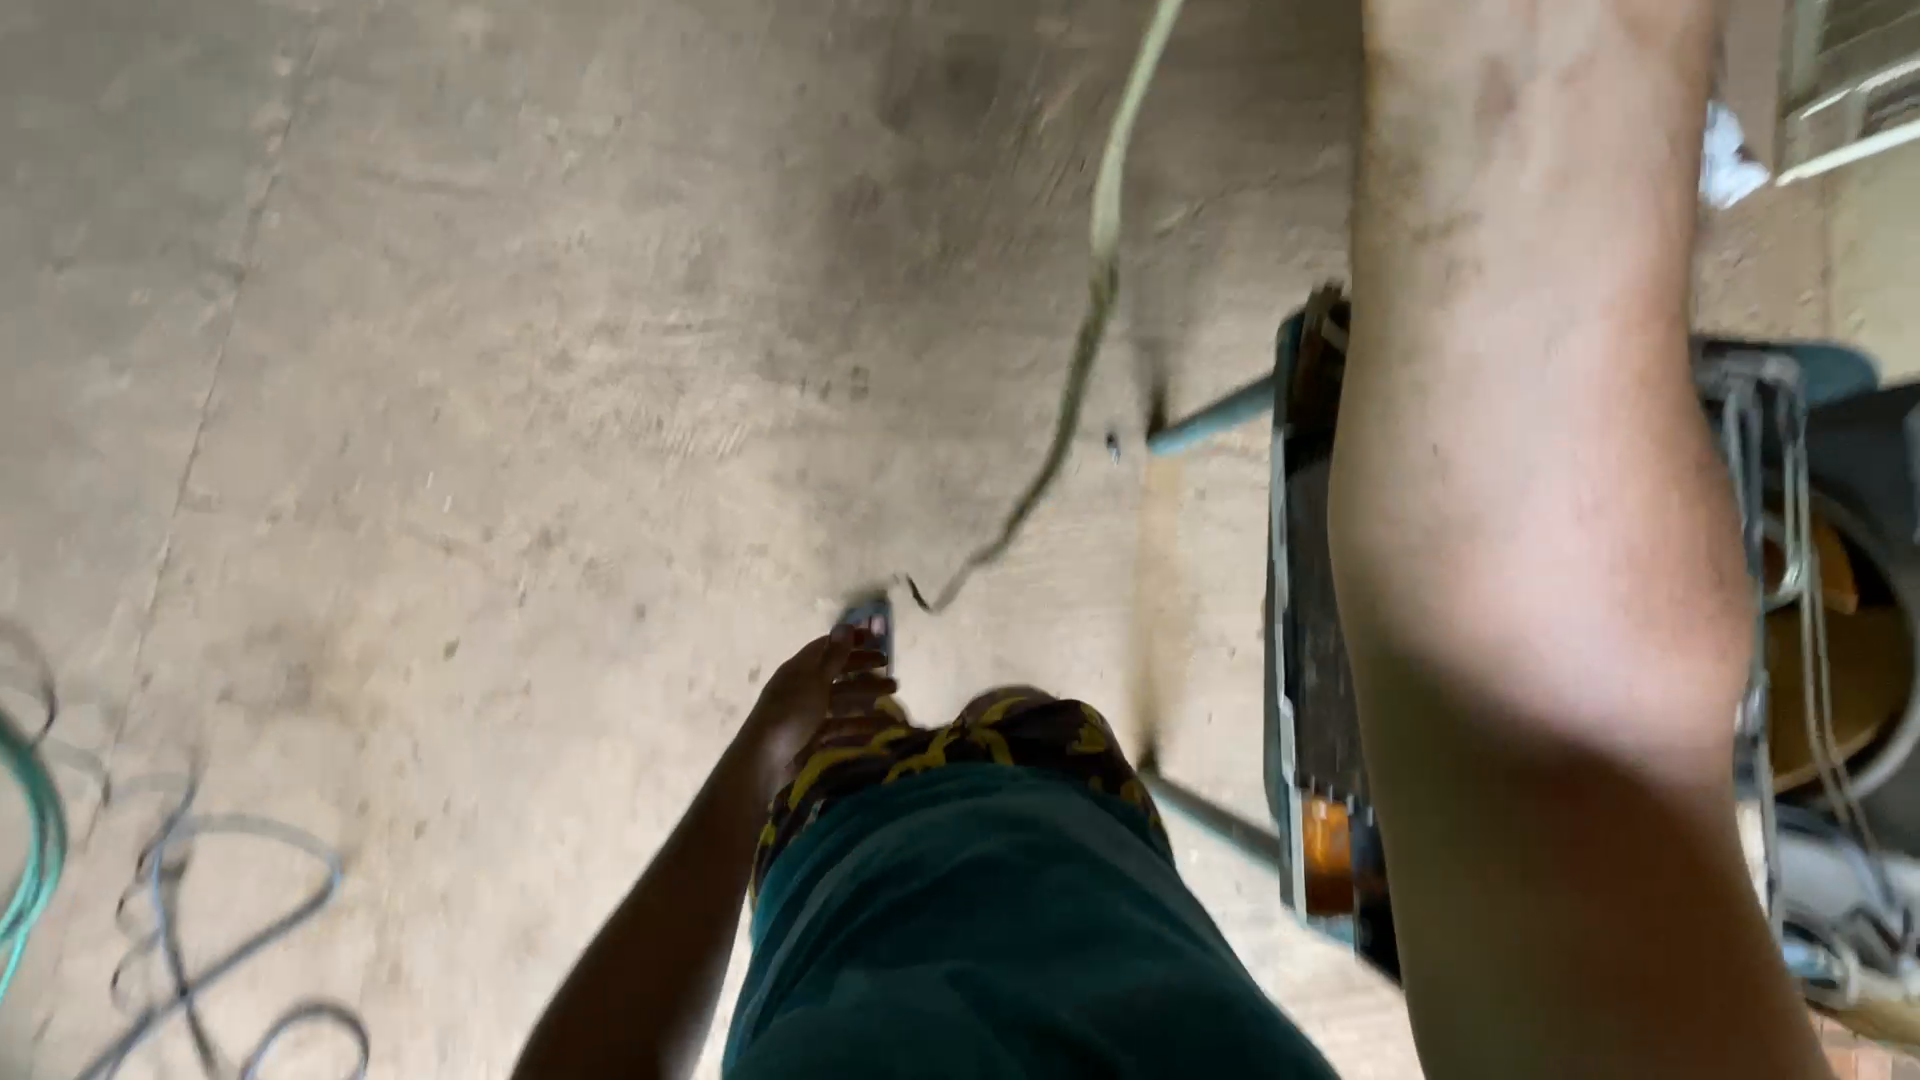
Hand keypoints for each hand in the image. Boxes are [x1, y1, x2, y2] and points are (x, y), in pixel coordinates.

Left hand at [737, 626, 894, 797]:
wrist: (764, 761)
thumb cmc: (790, 714)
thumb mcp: (814, 682)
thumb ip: (833, 656)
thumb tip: (845, 625)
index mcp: (800, 669)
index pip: (827, 647)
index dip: (850, 641)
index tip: (876, 638)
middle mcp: (803, 688)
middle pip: (837, 673)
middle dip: (863, 670)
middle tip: (889, 670)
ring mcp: (807, 713)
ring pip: (841, 700)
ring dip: (866, 697)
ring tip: (892, 697)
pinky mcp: (811, 737)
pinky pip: (838, 727)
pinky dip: (857, 726)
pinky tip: (876, 729)